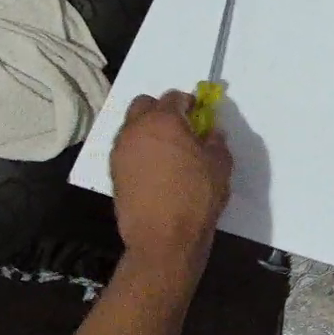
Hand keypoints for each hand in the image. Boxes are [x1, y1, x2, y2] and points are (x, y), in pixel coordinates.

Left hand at [107, 91, 232, 287]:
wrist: (164, 237)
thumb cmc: (196, 195)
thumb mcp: (220, 164)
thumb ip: (216, 140)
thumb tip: (211, 132)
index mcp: (163, 120)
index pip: (174, 97)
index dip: (189, 102)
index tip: (199, 114)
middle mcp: (136, 129)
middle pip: (144, 104)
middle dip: (161, 109)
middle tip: (180, 127)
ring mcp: (120, 151)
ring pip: (132, 126)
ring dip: (148, 130)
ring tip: (168, 151)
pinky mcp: (114, 172)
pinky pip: (127, 149)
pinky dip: (140, 150)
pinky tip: (156, 168)